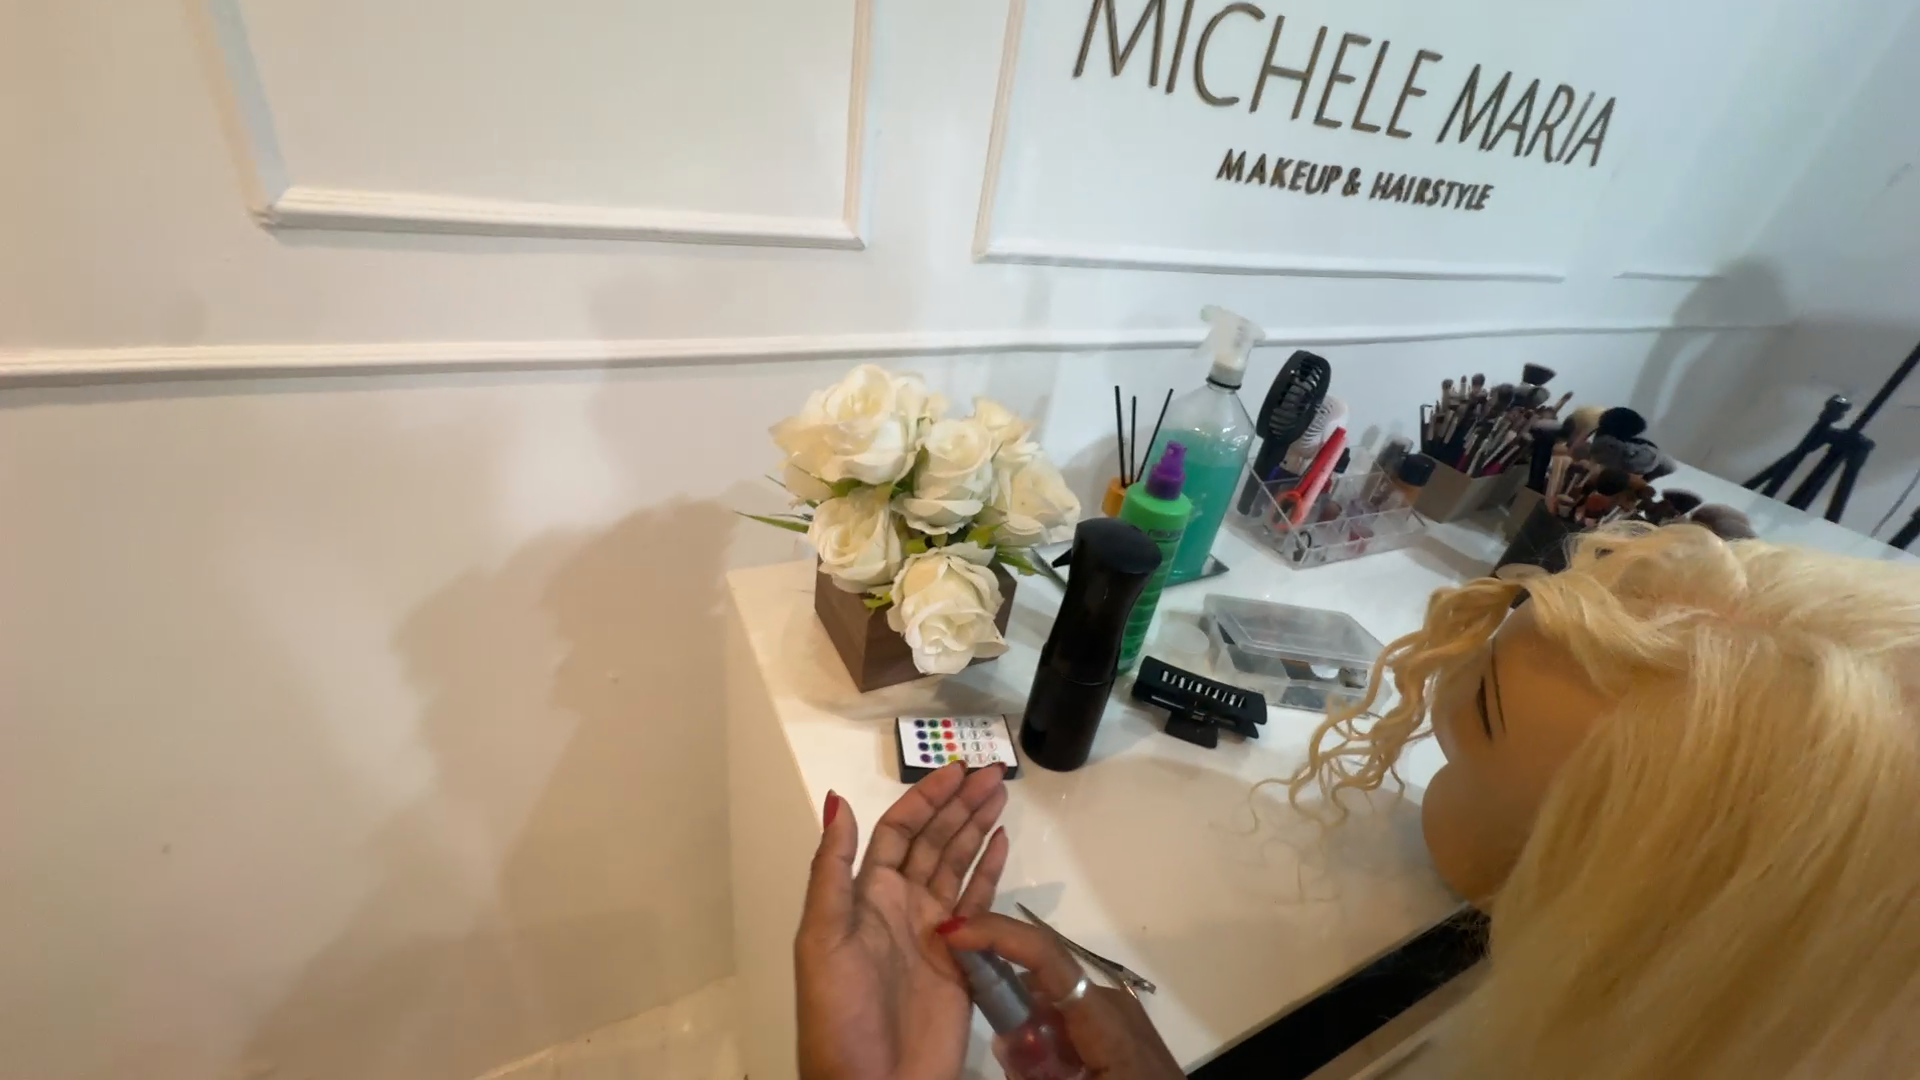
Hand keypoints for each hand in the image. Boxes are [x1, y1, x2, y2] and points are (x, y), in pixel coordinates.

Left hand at [795, 763, 1010, 1079]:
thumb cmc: (840, 1012)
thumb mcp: (822, 937)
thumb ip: (832, 867)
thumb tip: (835, 800)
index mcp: (867, 893)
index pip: (900, 829)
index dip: (926, 798)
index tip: (954, 772)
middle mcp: (901, 902)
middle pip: (934, 838)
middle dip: (960, 803)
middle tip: (990, 772)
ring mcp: (933, 927)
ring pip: (958, 861)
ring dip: (976, 825)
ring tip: (999, 792)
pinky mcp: (962, 954)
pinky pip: (978, 900)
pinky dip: (990, 869)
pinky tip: (1001, 840)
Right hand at [939, 914, 1184, 1079]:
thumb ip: (1030, 1071)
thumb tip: (1003, 1040)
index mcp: (1101, 1015)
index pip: (1045, 953)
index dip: (998, 934)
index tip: (954, 931)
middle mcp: (1108, 999)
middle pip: (1040, 972)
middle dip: (1000, 981)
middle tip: (968, 996)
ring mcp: (1115, 1011)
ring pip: (1052, 997)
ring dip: (1024, 1017)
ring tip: (1020, 1059)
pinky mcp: (1118, 1027)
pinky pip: (1068, 1015)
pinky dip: (1045, 1031)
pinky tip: (1041, 1064)